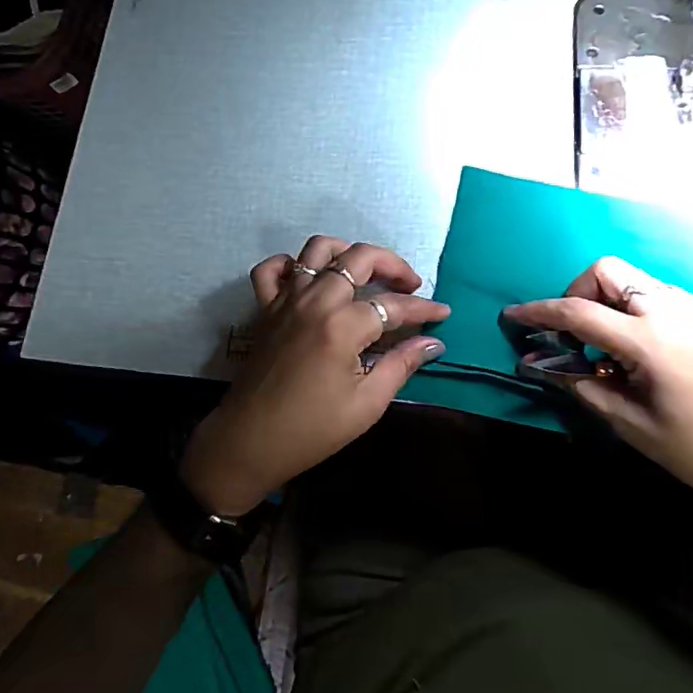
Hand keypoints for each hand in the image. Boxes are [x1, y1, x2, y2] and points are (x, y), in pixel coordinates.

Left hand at [180, 236, 448, 515]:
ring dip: (348, 252)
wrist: (249, 443)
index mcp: (342, 326)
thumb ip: (401, 365)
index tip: (443, 313)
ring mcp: (286, 300)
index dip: (424, 308)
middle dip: (393, 264)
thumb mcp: (367, 404)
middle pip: (360, 257)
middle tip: (410, 284)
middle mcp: (315, 301)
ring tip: (366, 272)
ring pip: (317, 249)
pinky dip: (291, 264)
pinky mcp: (265, 308)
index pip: (394, 305)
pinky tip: (310, 279)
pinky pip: (272, 269)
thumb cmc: (312, 430)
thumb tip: (433, 343)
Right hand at [505, 257, 692, 573]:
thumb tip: (544, 366)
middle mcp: (678, 310)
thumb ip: (585, 387)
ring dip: (620, 306)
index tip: (516, 316)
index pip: (578, 312)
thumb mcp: (636, 428)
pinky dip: (654, 318)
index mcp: (651, 342)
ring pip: (645, 284)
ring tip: (625, 355)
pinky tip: (666, 360)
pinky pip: (677, 301)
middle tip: (581, 337)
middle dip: (582, 293)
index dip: (540, 312)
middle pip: (610, 270)